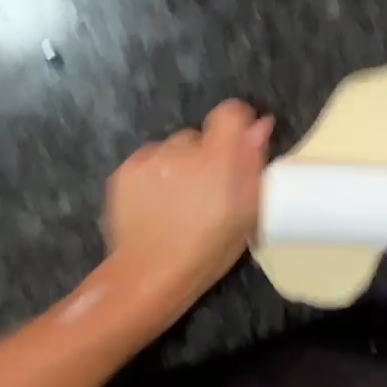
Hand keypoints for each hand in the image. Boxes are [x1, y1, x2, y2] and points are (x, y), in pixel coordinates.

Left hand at [103, 100, 274, 296]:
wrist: (151, 274)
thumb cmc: (209, 250)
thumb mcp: (247, 213)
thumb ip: (254, 162)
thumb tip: (261, 124)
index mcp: (220, 158)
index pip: (230, 113)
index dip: (237, 124)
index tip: (238, 146)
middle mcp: (184, 148)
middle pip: (199, 137)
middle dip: (205, 157)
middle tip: (206, 192)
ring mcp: (151, 158)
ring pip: (171, 151)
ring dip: (178, 168)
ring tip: (177, 204)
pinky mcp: (125, 170)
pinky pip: (147, 162)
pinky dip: (154, 177)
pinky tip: (155, 205)